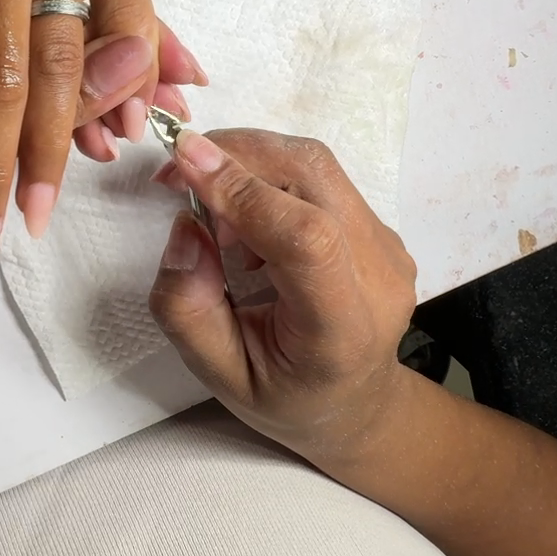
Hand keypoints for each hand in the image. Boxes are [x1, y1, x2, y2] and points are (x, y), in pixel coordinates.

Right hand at [147, 128, 418, 464]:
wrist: (357, 401)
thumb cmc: (284, 395)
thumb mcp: (218, 376)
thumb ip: (188, 308)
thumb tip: (186, 225)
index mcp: (341, 327)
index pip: (306, 238)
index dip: (242, 190)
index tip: (182, 158)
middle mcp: (377, 274)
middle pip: (310, 174)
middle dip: (231, 154)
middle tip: (173, 174)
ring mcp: (383, 242)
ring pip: (309, 161)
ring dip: (243, 159)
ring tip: (208, 203)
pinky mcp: (373, 222)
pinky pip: (311, 172)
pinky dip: (260, 172)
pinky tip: (240, 214)